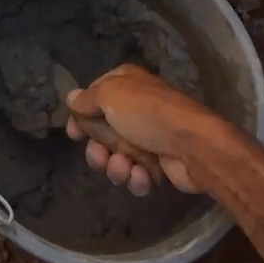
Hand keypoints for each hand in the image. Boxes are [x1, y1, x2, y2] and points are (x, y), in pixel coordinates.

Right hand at [65, 64, 222, 197]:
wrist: (192, 145)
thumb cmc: (147, 113)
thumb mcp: (110, 95)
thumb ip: (87, 98)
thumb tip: (71, 98)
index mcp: (124, 84)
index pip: (93, 98)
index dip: (81, 117)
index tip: (74, 134)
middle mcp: (134, 108)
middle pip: (102, 133)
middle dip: (98, 150)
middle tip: (101, 156)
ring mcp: (148, 137)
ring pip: (116, 157)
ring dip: (116, 167)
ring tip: (125, 166)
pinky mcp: (159, 164)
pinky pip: (136, 174)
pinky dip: (136, 178)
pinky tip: (142, 176)